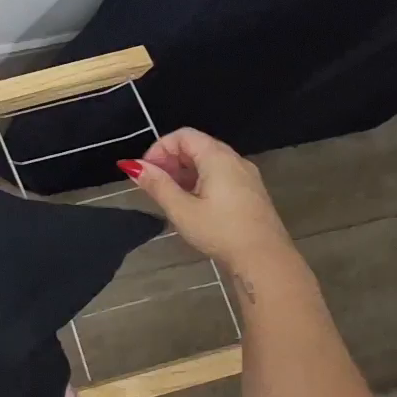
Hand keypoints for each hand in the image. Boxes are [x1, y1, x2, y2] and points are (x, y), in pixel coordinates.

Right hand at [118, 128, 296, 270]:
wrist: (265, 260)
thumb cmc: (220, 232)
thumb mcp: (181, 209)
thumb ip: (156, 184)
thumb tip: (130, 165)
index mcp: (218, 158)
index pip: (183, 135)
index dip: (159, 148)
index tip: (146, 172)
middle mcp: (235, 160)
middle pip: (196, 145)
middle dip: (169, 159)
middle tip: (154, 184)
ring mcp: (246, 175)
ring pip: (208, 160)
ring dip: (183, 171)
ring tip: (170, 196)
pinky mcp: (250, 191)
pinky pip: (220, 173)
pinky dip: (199, 179)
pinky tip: (192, 203)